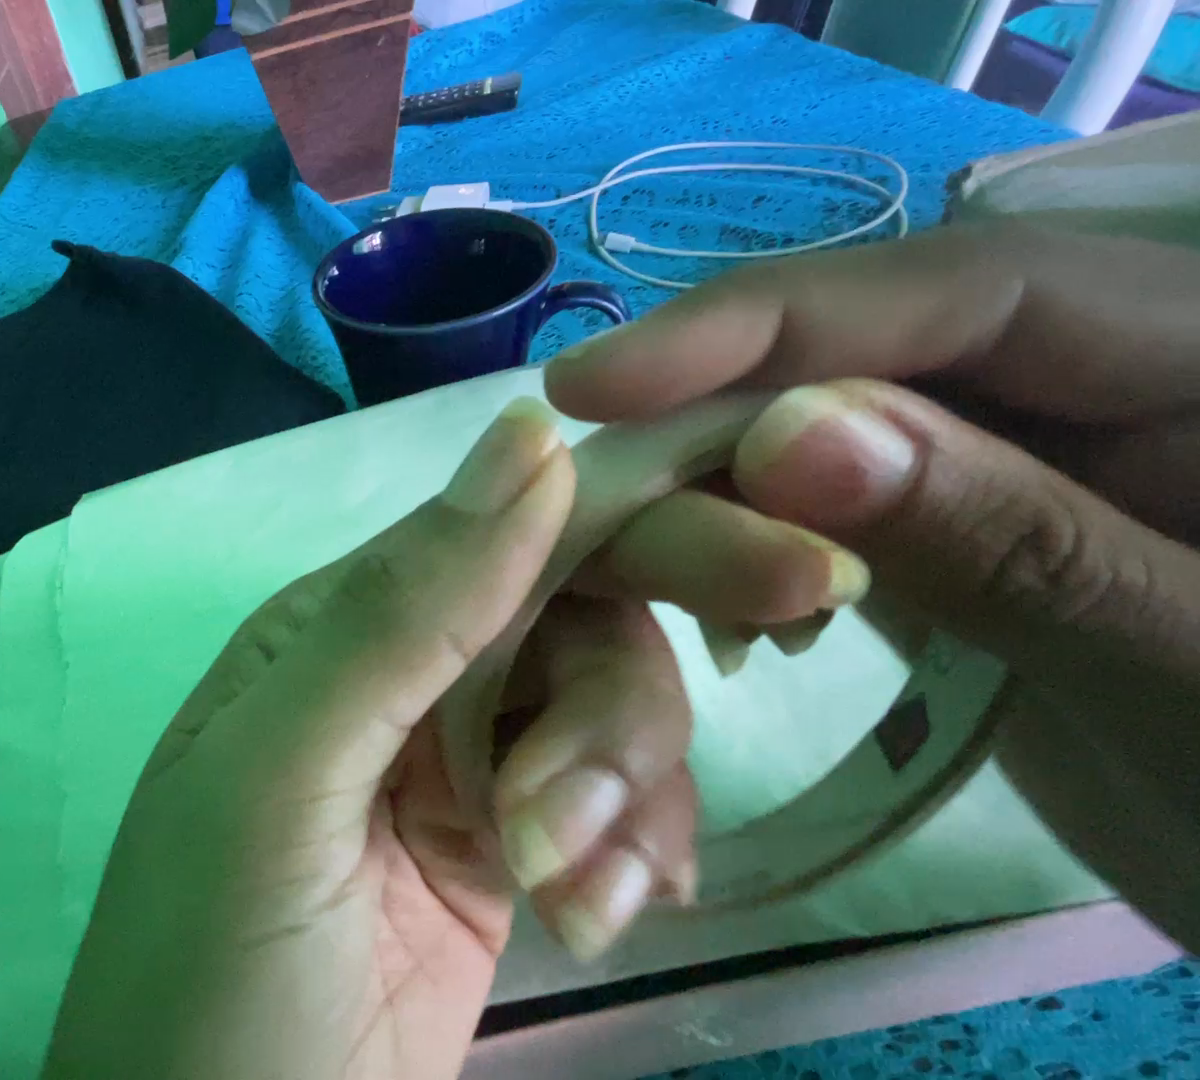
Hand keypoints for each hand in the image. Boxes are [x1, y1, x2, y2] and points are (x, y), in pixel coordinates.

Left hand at [43, 398, 865, 1079]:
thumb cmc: (216, 959)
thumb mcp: (284, 777)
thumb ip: (400, 611)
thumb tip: (527, 427)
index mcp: (338, 624)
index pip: (505, 530)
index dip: (644, 527)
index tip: (788, 570)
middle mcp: (404, 670)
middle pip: (577, 617)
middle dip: (625, 701)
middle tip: (635, 798)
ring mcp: (459, 757)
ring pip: (607, 710)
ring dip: (617, 796)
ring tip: (564, 893)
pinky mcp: (504, 846)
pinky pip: (611, 803)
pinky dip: (629, 851)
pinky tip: (591, 919)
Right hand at [546, 221, 1199, 948]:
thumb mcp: (1194, 682)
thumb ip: (1010, 541)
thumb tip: (784, 433)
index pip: (951, 293)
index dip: (756, 325)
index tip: (591, 384)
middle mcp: (1087, 388)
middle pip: (854, 363)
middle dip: (714, 433)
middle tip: (592, 508)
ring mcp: (1007, 464)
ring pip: (813, 440)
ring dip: (720, 503)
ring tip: (673, 583)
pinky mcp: (953, 533)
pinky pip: (818, 509)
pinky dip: (748, 549)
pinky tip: (732, 605)